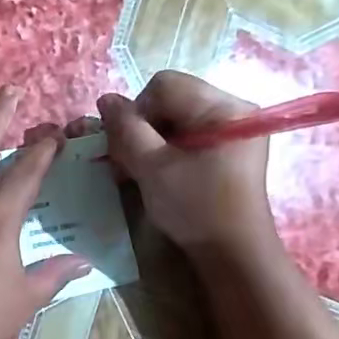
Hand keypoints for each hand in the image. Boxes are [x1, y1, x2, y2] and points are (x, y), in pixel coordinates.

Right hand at [96, 72, 272, 251]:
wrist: (232, 253)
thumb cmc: (194, 207)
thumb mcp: (151, 166)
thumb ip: (126, 129)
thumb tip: (105, 99)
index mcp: (222, 107)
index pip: (163, 86)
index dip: (136, 112)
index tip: (128, 147)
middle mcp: (233, 108)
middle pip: (169, 99)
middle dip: (142, 127)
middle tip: (127, 162)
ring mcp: (232, 129)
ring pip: (173, 118)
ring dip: (149, 140)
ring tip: (138, 170)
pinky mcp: (227, 147)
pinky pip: (186, 134)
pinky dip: (164, 149)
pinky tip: (156, 172)